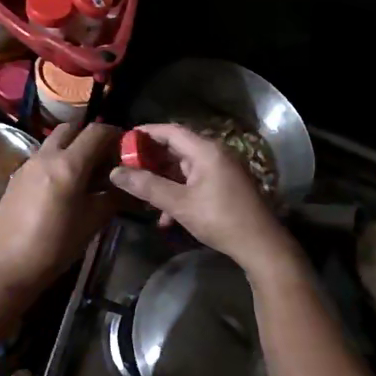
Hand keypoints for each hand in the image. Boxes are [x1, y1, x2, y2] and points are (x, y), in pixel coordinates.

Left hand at [0, 122, 121, 288]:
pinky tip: (66, 185)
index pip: (97, 131)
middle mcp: (46, 156)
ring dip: (73, 147)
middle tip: (106, 156)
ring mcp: (28, 164)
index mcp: (68, 165)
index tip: (128, 147)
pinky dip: (58, 160)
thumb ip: (112, 198)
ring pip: (54, 141)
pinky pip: (42, 157)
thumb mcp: (92, 222)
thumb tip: (130, 188)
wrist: (6, 264)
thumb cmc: (55, 245)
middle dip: (91, 135)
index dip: (116, 134)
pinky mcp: (17, 176)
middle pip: (72, 128)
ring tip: (87, 171)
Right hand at [108, 123, 291, 269]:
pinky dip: (180, 193)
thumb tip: (115, 172)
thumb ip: (147, 186)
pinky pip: (196, 181)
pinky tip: (167, 217)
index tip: (124, 141)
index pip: (171, 131)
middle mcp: (216, 154)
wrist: (260, 244)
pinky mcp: (226, 186)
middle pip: (177, 149)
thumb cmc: (219, 219)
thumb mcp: (179, 204)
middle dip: (152, 161)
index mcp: (206, 150)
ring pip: (185, 169)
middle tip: (128, 170)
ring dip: (164, 182)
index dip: (146, 133)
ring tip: (144, 198)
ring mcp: (223, 170)